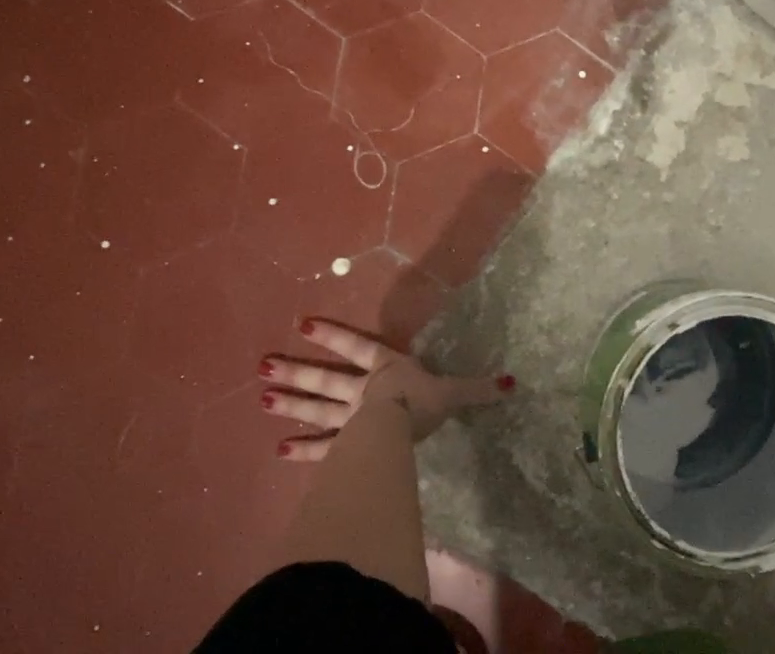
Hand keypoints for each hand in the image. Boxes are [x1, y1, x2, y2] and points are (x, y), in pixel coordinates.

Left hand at [256, 318, 513, 460]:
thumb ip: (479, 388)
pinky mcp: (345, 446)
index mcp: (387, 370)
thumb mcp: (454, 392)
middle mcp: (362, 390)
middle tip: (263, 366)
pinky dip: (302, 449)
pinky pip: (322, 447)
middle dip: (296, 372)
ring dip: (290, 403)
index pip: (358, 348)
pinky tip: (279, 450)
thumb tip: (513, 383)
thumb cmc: (423, 405)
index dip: (333, 336)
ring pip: (316, 408)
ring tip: (262, 397)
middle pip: (326, 379)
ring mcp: (349, 418)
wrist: (397, 432)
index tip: (302, 325)